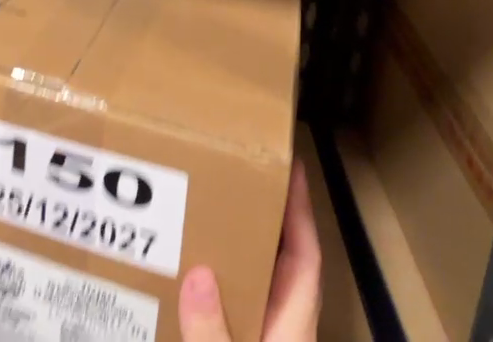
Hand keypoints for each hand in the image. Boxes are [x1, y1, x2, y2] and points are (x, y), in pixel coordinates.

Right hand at [179, 165, 323, 341]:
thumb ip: (212, 332)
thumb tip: (199, 274)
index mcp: (293, 330)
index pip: (305, 258)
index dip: (300, 211)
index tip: (292, 167)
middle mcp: (283, 327)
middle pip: (282, 260)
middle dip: (264, 216)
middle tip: (238, 171)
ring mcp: (264, 335)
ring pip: (256, 281)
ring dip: (237, 245)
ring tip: (208, 204)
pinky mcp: (239, 340)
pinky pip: (232, 302)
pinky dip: (217, 278)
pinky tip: (188, 264)